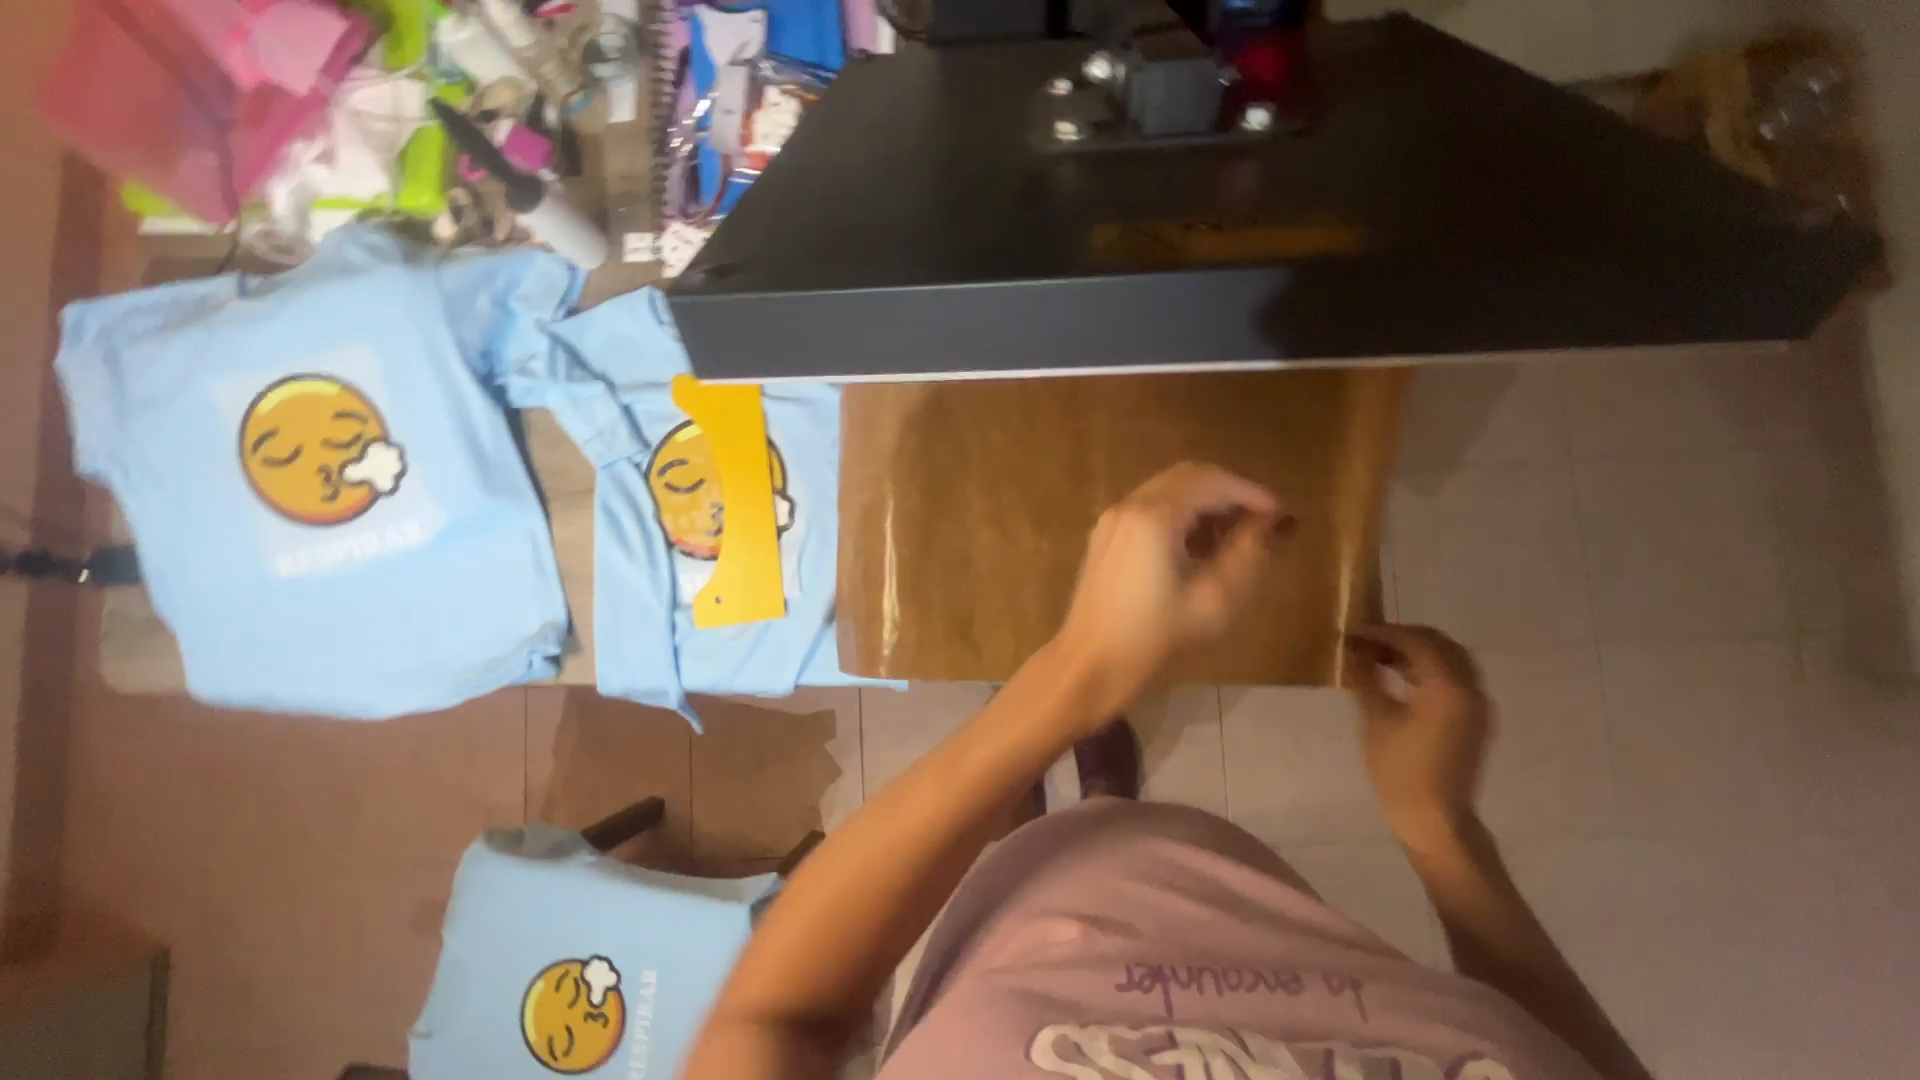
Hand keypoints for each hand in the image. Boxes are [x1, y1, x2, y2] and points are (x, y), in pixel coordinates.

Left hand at [1052, 463, 1289, 719]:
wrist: (1090, 665)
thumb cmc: (1155, 638)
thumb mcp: (1214, 601)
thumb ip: (1247, 554)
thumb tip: (1268, 524)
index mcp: (1154, 516)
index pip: (1212, 482)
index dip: (1251, 494)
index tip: (1280, 515)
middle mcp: (1129, 506)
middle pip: (1188, 477)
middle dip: (1228, 493)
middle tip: (1260, 523)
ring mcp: (1112, 520)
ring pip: (1167, 490)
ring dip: (1203, 503)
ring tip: (1234, 539)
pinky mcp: (1104, 537)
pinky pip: (1149, 508)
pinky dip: (1179, 515)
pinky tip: (1198, 548)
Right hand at [1346, 623, 1491, 853]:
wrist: (1435, 819)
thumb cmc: (1400, 770)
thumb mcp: (1376, 719)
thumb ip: (1366, 679)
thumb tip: (1351, 651)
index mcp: (1448, 688)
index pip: (1418, 642)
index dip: (1384, 632)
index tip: (1354, 632)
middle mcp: (1470, 690)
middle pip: (1440, 644)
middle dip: (1402, 637)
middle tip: (1366, 641)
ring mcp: (1476, 705)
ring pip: (1449, 660)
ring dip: (1416, 652)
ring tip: (1377, 657)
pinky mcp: (1473, 719)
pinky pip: (1454, 679)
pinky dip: (1427, 669)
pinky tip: (1398, 678)